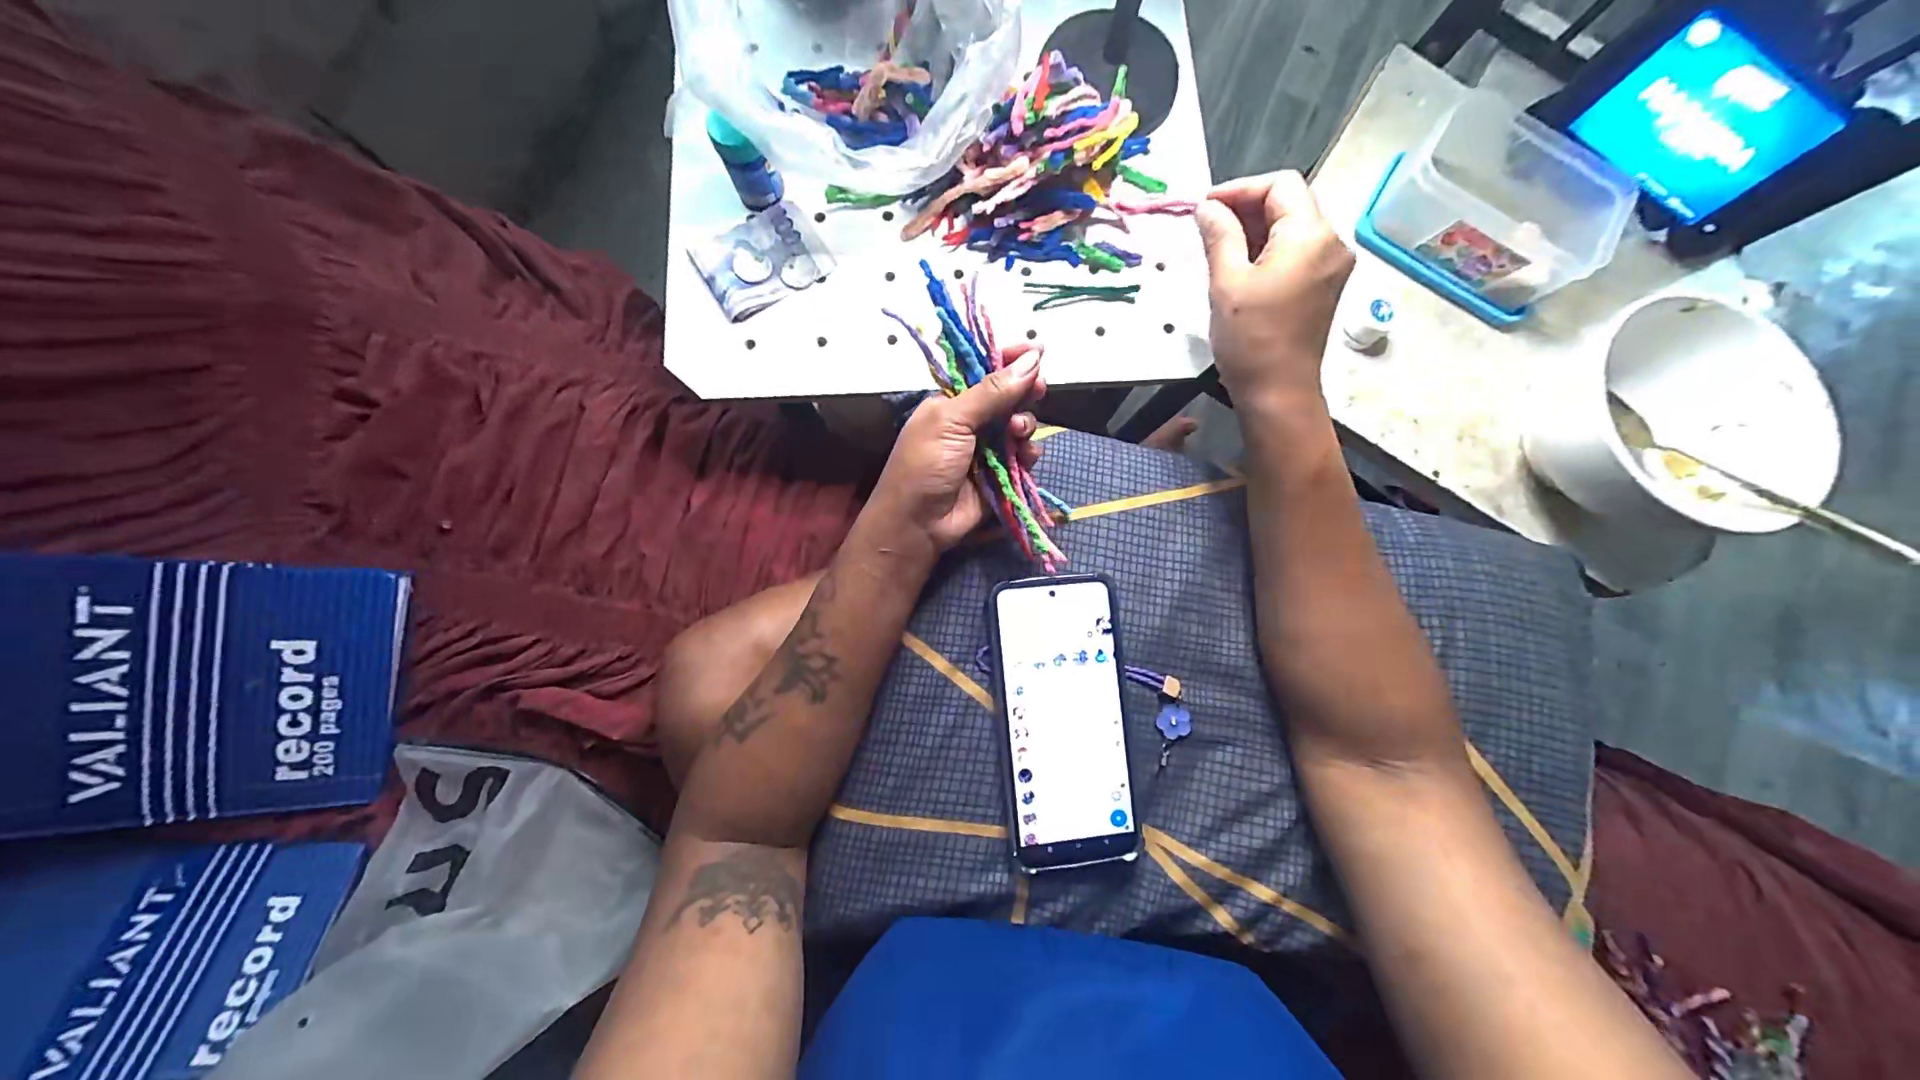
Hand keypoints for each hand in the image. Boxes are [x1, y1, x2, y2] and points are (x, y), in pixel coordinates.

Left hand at [866, 344, 1046, 552]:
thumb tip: (1031, 359)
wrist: (918, 524)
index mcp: (951, 401)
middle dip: (1025, 392)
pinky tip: (1025, 455)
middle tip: (1038, 389)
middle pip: (1009, 397)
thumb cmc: (924, 465)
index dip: (1010, 360)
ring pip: (1020, 426)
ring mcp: (986, 448)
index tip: (1037, 352)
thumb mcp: (951, 420)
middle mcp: (970, 421)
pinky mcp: (1000, 474)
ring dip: (1025, 425)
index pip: (985, 371)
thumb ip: (992, 391)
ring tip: (1018, 432)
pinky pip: (1023, 456)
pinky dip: (1028, 453)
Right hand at [1194, 171, 1354, 408]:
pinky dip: (1268, 250)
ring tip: (1218, 248)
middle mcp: (1331, 242)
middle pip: (1290, 203)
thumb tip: (1207, 208)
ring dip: (1255, 230)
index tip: (1205, 207)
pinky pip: (1297, 252)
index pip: (1279, 185)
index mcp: (1310, 235)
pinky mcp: (1324, 286)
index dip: (1239, 190)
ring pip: (1292, 228)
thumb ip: (1219, 236)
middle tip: (1207, 227)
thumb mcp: (1226, 283)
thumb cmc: (1250, 340)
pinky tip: (1240, 267)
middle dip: (1247, 208)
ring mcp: (1332, 265)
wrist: (1278, 391)